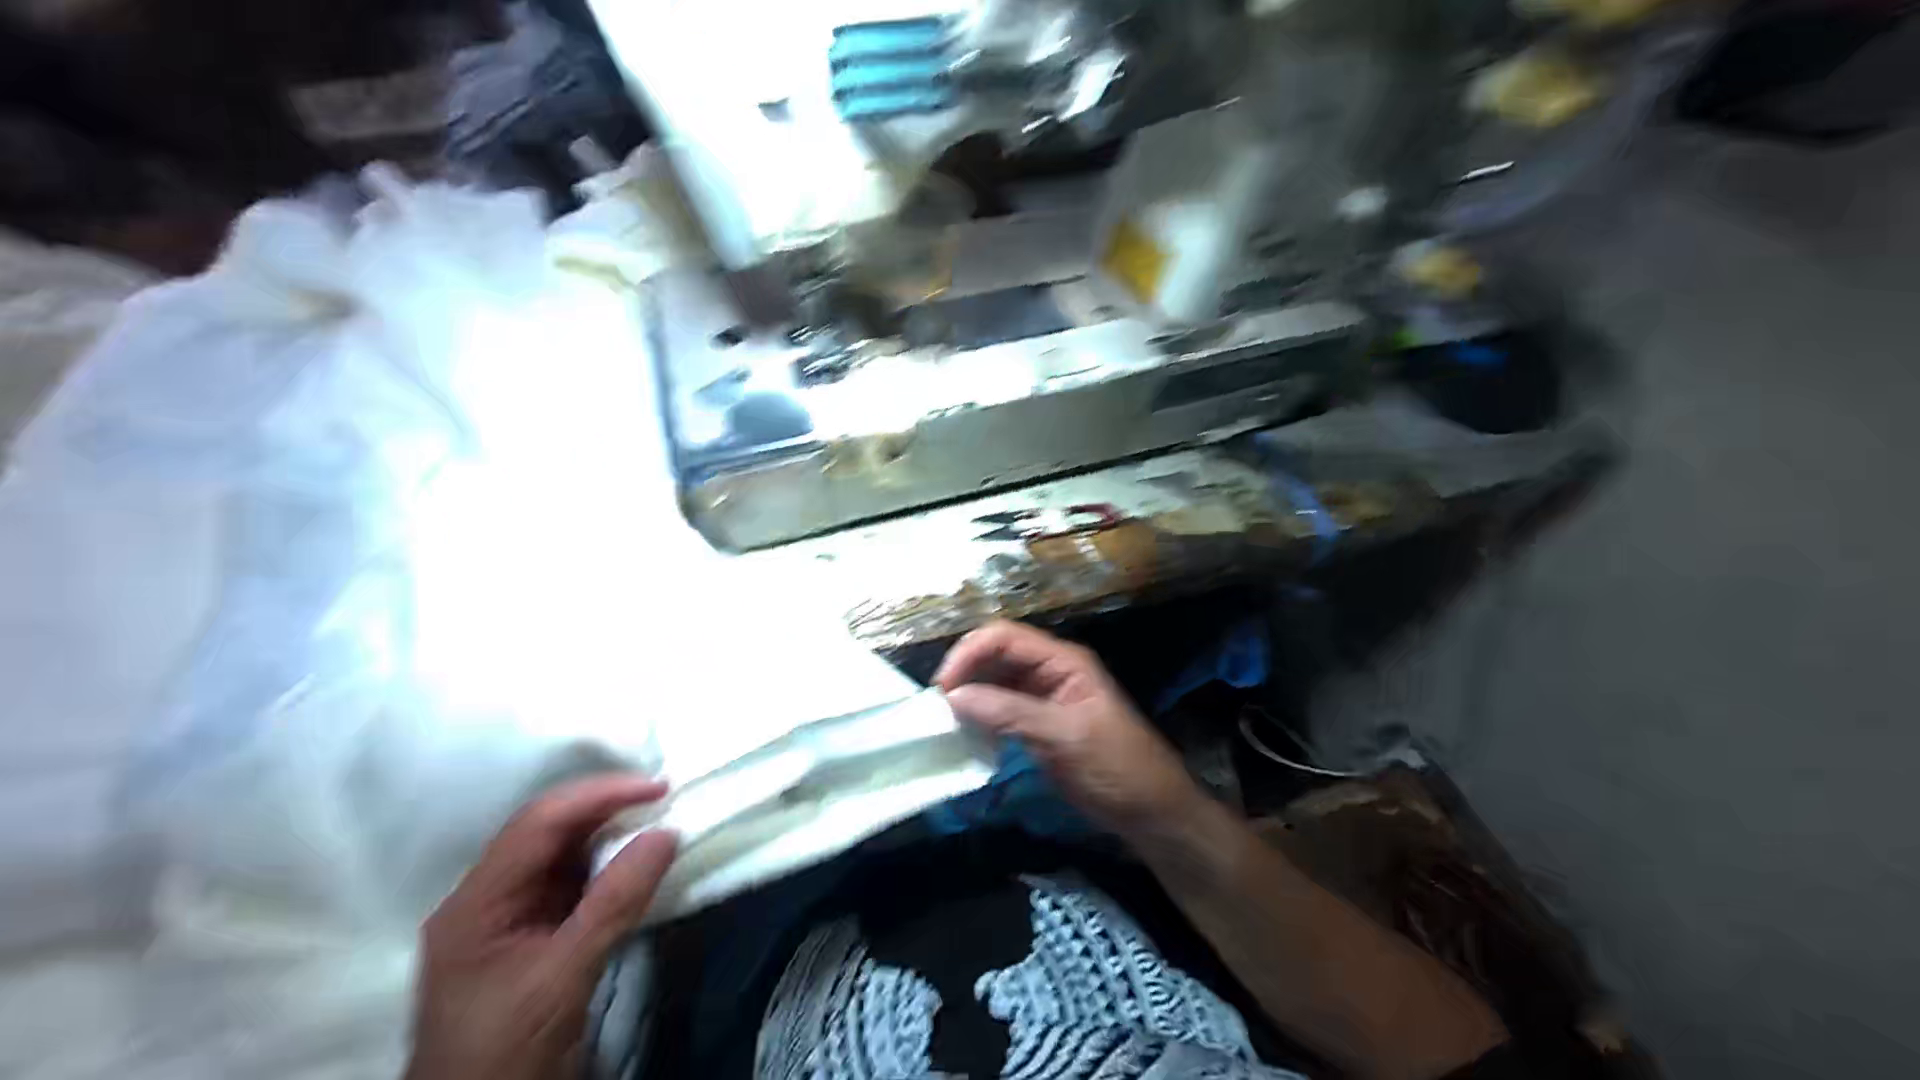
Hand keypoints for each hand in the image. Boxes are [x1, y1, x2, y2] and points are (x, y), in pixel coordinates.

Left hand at [406, 774, 677, 1079]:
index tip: (658, 788)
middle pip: (547, 830)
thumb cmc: (506, 1055)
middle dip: (605, 807)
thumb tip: (667, 833)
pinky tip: (635, 861)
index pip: (540, 823)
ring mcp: (505, 917)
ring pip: (560, 853)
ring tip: (656, 819)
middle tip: (663, 798)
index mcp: (476, 903)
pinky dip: (606, 865)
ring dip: (608, 832)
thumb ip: (614, 903)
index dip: (600, 795)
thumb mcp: (563, 979)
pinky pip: (570, 881)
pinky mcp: (528, 935)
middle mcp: (485, 898)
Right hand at [936, 620, 1208, 840]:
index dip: (970, 652)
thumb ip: (1011, 713)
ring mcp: (1042, 697)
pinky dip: (980, 715)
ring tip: (945, 718)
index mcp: (1063, 661)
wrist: (1150, 812)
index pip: (1005, 637)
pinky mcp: (1036, 723)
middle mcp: (1049, 670)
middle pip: (996, 654)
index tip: (944, 685)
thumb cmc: (1117, 766)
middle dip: (965, 671)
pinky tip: (965, 731)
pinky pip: (999, 708)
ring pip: (994, 681)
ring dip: (969, 693)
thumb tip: (955, 697)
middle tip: (938, 704)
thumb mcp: (1066, 736)